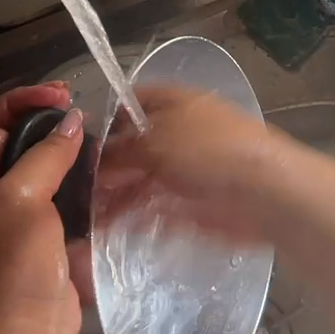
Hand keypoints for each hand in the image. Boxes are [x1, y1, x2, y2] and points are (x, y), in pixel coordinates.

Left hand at [0, 84, 83, 333]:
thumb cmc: (9, 270)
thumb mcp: (24, 200)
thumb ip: (47, 152)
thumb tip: (73, 118)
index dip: (23, 108)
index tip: (65, 95)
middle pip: (1, 147)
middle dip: (40, 129)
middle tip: (79, 113)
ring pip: (23, 171)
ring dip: (54, 153)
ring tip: (87, 136)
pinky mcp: (17, 241)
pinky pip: (37, 196)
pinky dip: (60, 179)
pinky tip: (87, 169)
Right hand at [97, 86, 298, 242]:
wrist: (264, 192)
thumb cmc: (212, 151)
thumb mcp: (159, 140)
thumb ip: (122, 148)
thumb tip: (94, 155)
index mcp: (174, 103)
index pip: (132, 101)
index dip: (107, 118)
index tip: (77, 142)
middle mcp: (175, 134)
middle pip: (131, 145)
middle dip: (102, 164)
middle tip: (70, 187)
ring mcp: (181, 171)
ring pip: (136, 179)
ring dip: (109, 195)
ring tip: (79, 216)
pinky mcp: (185, 206)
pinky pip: (148, 209)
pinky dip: (126, 218)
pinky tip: (100, 232)